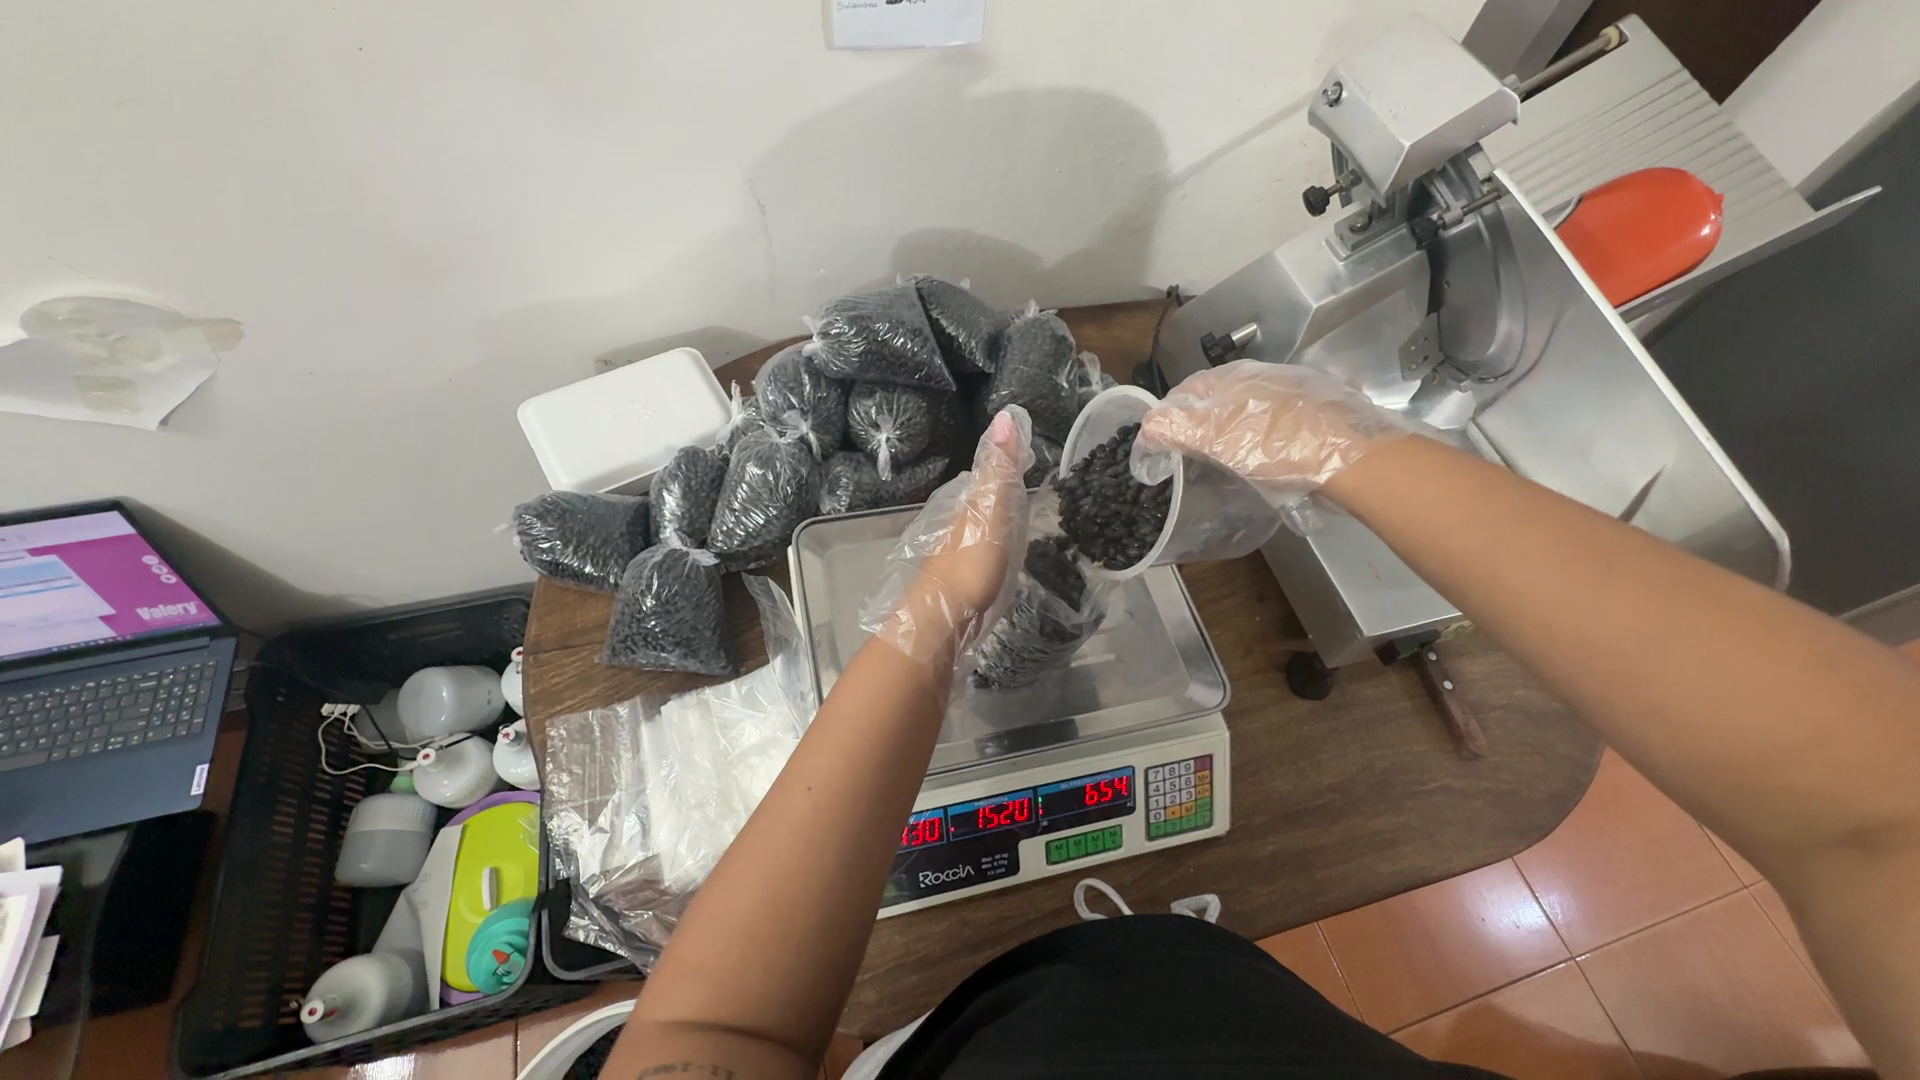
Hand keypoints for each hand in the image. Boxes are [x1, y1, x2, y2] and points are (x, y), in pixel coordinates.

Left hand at [860, 408, 1034, 671]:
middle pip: (982, 499)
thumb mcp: (989, 511)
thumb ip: (998, 470)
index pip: (987, 474)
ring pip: (980, 524)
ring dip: (997, 517)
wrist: (941, 621)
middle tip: (1030, 479)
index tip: (1031, 452)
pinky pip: (983, 549)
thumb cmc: (968, 564)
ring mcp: (958, 554)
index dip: (1008, 461)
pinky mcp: (963, 581)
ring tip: (1022, 514)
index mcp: (965, 506)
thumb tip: (1004, 416)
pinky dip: (995, 543)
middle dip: (1002, 489)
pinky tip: (1002, 552)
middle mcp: (958, 525)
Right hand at [1132, 360, 1424, 528]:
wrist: (1350, 457)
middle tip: (1195, 450)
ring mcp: (1299, 389)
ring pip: (1254, 405)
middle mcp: (1266, 374)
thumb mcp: (1217, 439)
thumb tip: (1147, 426)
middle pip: (1223, 394)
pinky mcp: (1323, 410)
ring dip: (1238, 425)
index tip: (1164, 438)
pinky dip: (1269, 433)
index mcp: (1237, 376)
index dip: (1173, 411)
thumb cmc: (1275, 445)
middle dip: (1205, 418)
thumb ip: (1178, 427)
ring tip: (1231, 454)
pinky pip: (1283, 418)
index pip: (1191, 386)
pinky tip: (1273, 454)